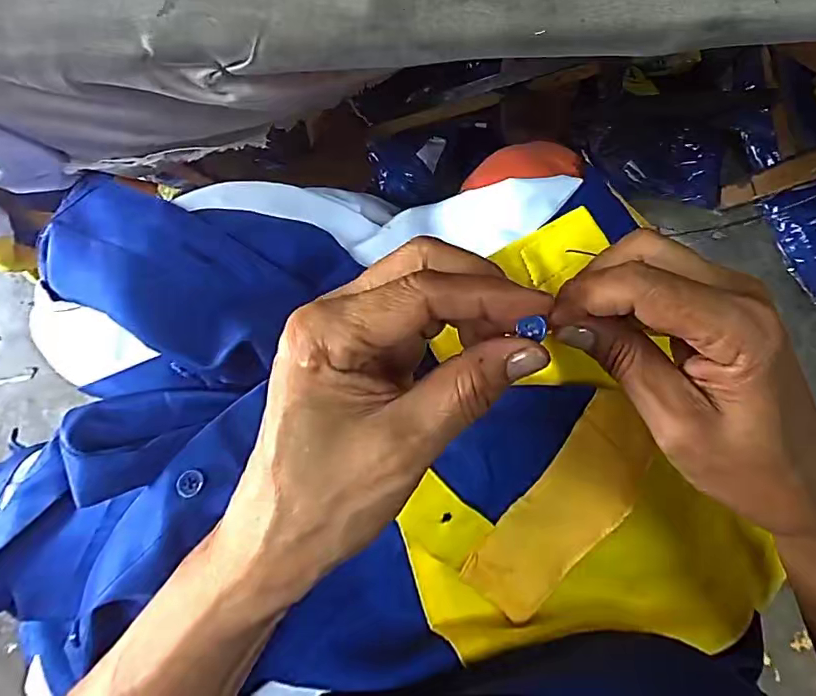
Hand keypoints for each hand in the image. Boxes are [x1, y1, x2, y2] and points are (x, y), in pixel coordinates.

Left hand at [213, 237, 553, 605]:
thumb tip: (535, 348)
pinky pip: (424, 310)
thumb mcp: (406, 445)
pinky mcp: (365, 341)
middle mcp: (334, 311)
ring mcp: (348, 323)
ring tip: (510, 336)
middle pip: (423, 264)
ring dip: (474, 300)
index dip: (490, 295)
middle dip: (481, 285)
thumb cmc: (327, 503)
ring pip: (426, 280)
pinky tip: (483, 344)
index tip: (542, 311)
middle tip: (527, 318)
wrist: (273, 550)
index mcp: (330, 330)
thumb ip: (471, 387)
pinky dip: (461, 319)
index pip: (425, 288)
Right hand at [548, 229, 815, 539]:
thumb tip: (572, 323)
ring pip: (660, 253)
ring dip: (615, 278)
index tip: (552, 321)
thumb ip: (627, 363)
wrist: (804, 478)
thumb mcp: (677, 426)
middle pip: (652, 249)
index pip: (647, 282)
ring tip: (583, 320)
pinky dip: (636, 287)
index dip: (591, 293)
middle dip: (599, 276)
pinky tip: (616, 318)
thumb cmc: (746, 469)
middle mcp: (741, 289)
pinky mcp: (733, 296)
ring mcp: (740, 287)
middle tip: (566, 318)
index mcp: (737, 325)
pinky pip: (673, 273)